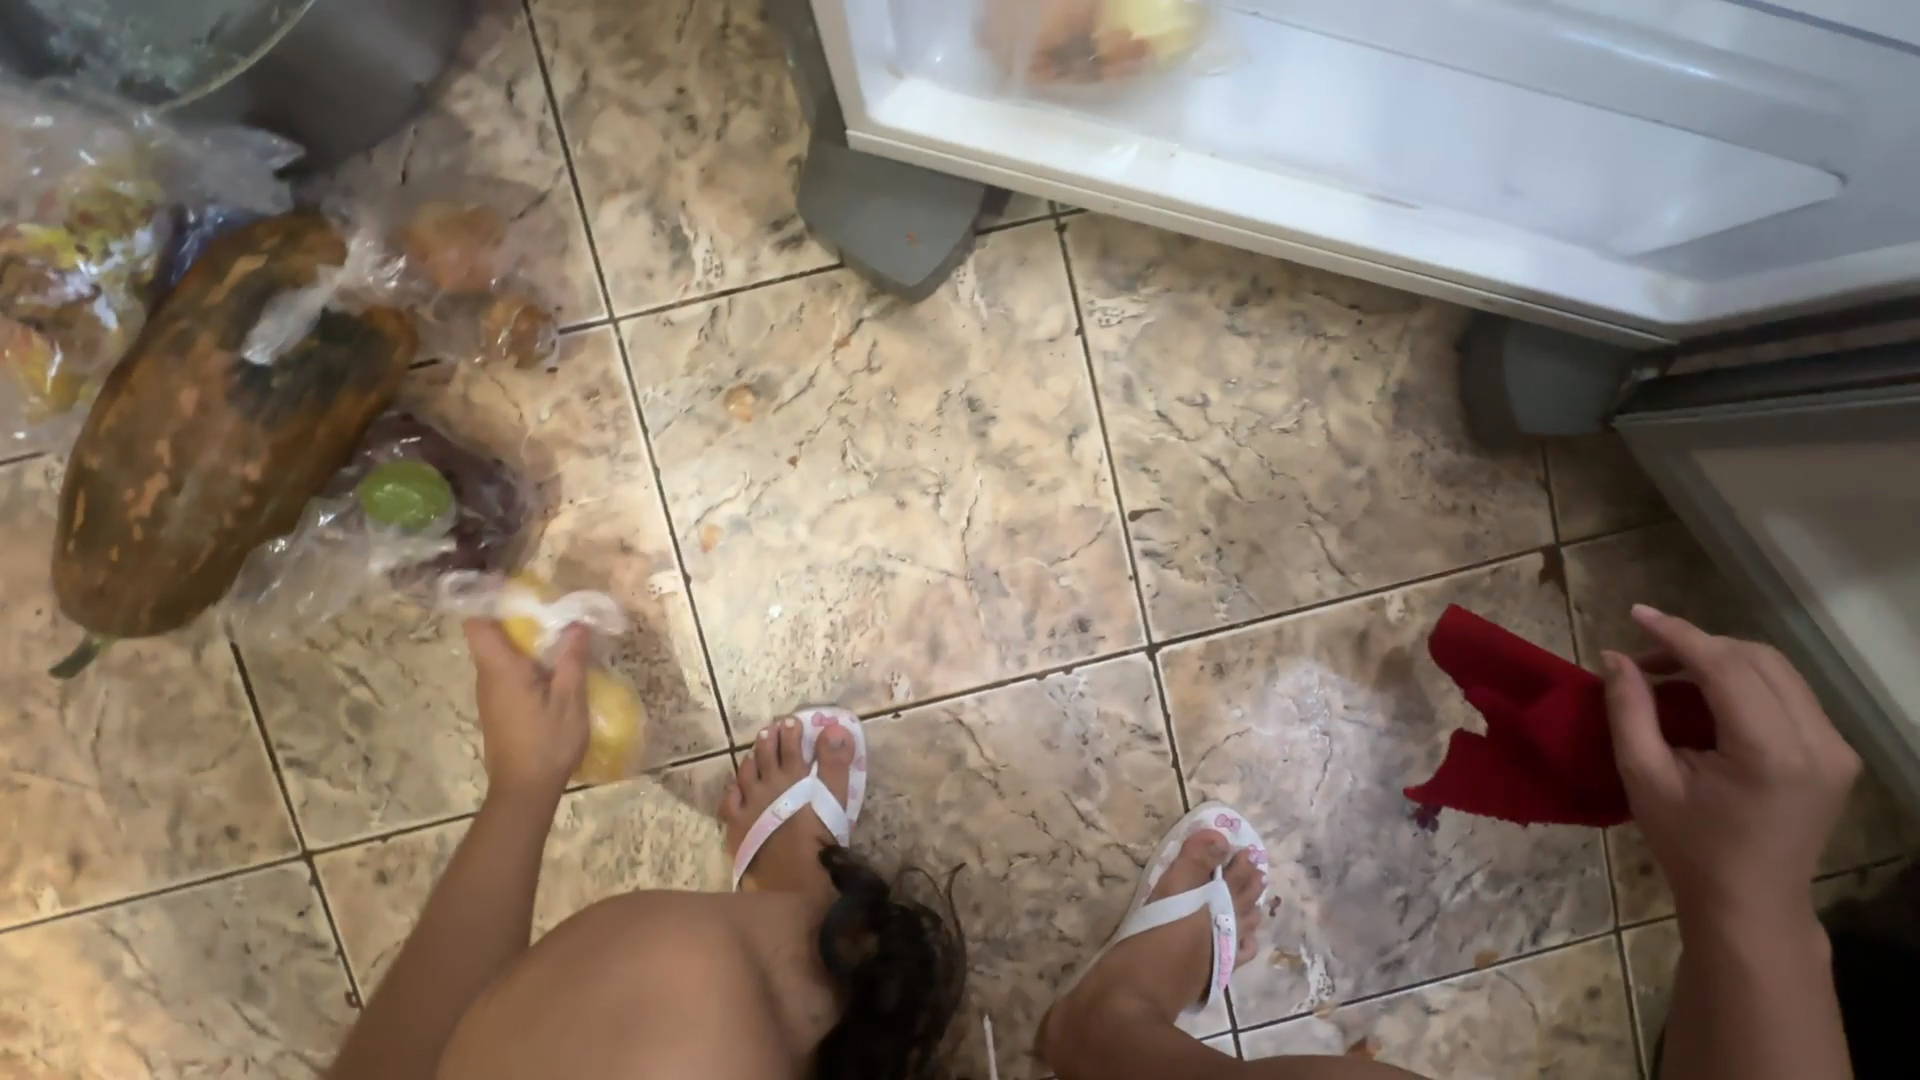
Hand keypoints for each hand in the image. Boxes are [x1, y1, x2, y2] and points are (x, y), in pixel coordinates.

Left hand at [464, 618, 590, 801]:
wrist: (525, 789)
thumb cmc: (547, 742)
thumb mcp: (570, 699)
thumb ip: (572, 659)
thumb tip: (577, 624)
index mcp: (502, 669)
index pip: (478, 624)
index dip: (487, 600)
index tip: (512, 586)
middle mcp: (488, 677)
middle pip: (491, 635)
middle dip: (517, 617)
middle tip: (552, 605)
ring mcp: (491, 693)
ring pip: (500, 654)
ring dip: (525, 639)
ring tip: (559, 631)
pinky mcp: (499, 706)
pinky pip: (507, 671)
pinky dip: (526, 660)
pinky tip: (554, 664)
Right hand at [1602, 605, 1859, 929]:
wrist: (1749, 898)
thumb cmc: (1686, 841)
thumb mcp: (1642, 773)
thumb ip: (1630, 709)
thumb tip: (1615, 657)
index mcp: (1768, 751)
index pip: (1726, 666)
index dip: (1678, 634)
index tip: (1635, 614)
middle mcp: (1817, 742)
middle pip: (1759, 660)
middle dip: (1697, 645)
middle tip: (1642, 659)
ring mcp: (1835, 749)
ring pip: (1777, 671)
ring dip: (1719, 660)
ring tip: (1667, 675)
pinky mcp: (1833, 754)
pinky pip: (1787, 694)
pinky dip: (1741, 680)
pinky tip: (1702, 696)